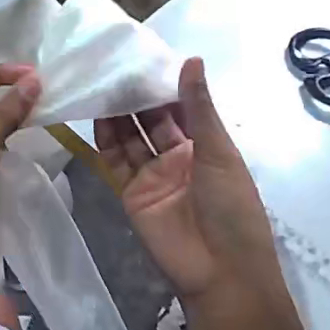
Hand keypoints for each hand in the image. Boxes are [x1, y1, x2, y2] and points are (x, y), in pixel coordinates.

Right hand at [96, 58, 290, 308]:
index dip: (163, 84)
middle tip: (113, 65)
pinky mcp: (131, 193)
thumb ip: (198, 106)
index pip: (179, 107)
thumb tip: (191, 58)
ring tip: (101, 84)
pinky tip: (97, 116)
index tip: (143, 56)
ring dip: (118, 113)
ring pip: (131, 137)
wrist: (221, 274)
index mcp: (204, 145)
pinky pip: (116, 161)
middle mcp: (176, 156)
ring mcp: (152, 175)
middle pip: (151, 119)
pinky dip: (106, 140)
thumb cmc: (231, 207)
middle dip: (136, 95)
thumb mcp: (219, 151)